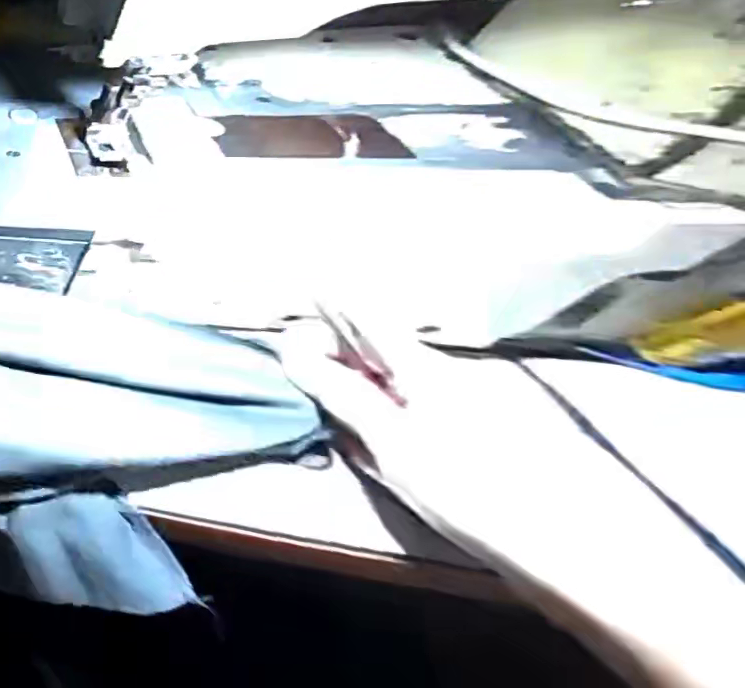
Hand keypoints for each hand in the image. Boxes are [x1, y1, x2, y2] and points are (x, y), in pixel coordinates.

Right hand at [274, 316, 621, 562]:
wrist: (587, 562)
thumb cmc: (474, 489)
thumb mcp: (391, 440)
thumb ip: (338, 389)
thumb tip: (289, 346)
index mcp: (424, 365)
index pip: (361, 316)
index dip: (323, 310)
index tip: (286, 328)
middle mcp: (445, 374)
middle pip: (372, 350)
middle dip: (332, 363)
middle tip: (308, 392)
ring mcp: (465, 404)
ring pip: (389, 382)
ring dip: (356, 396)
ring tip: (343, 430)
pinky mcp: (478, 435)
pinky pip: (412, 410)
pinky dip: (384, 420)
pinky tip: (380, 450)